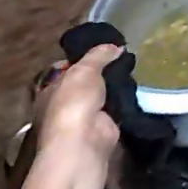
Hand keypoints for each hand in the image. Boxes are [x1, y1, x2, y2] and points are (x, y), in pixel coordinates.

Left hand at [34, 44, 121, 172]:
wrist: (84, 142)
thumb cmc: (74, 101)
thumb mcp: (85, 69)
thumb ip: (99, 55)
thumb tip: (116, 47)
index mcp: (50, 89)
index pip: (65, 69)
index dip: (82, 57)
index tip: (102, 48)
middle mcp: (64, 104)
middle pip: (85, 82)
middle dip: (101, 71)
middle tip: (121, 55)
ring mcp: (83, 118)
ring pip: (101, 96)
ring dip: (114, 86)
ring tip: (132, 67)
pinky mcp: (103, 128)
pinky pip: (115, 109)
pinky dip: (124, 101)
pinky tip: (136, 88)